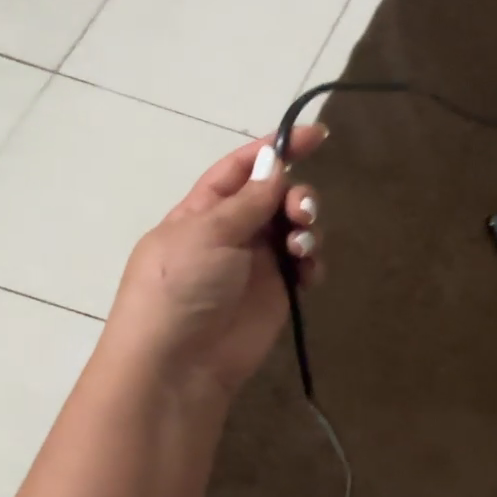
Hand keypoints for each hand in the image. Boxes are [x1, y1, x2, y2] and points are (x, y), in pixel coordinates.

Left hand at [101, 126, 325, 400]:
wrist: (181, 360)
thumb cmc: (180, 286)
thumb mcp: (208, 233)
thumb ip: (248, 200)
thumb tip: (275, 163)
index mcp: (203, 209)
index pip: (243, 168)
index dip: (276, 149)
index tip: (316, 135)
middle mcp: (233, 231)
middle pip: (276, 196)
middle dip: (296, 196)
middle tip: (302, 212)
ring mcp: (257, 263)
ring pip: (295, 229)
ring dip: (306, 229)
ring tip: (302, 246)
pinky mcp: (279, 291)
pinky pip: (306, 265)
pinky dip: (313, 261)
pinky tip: (309, 271)